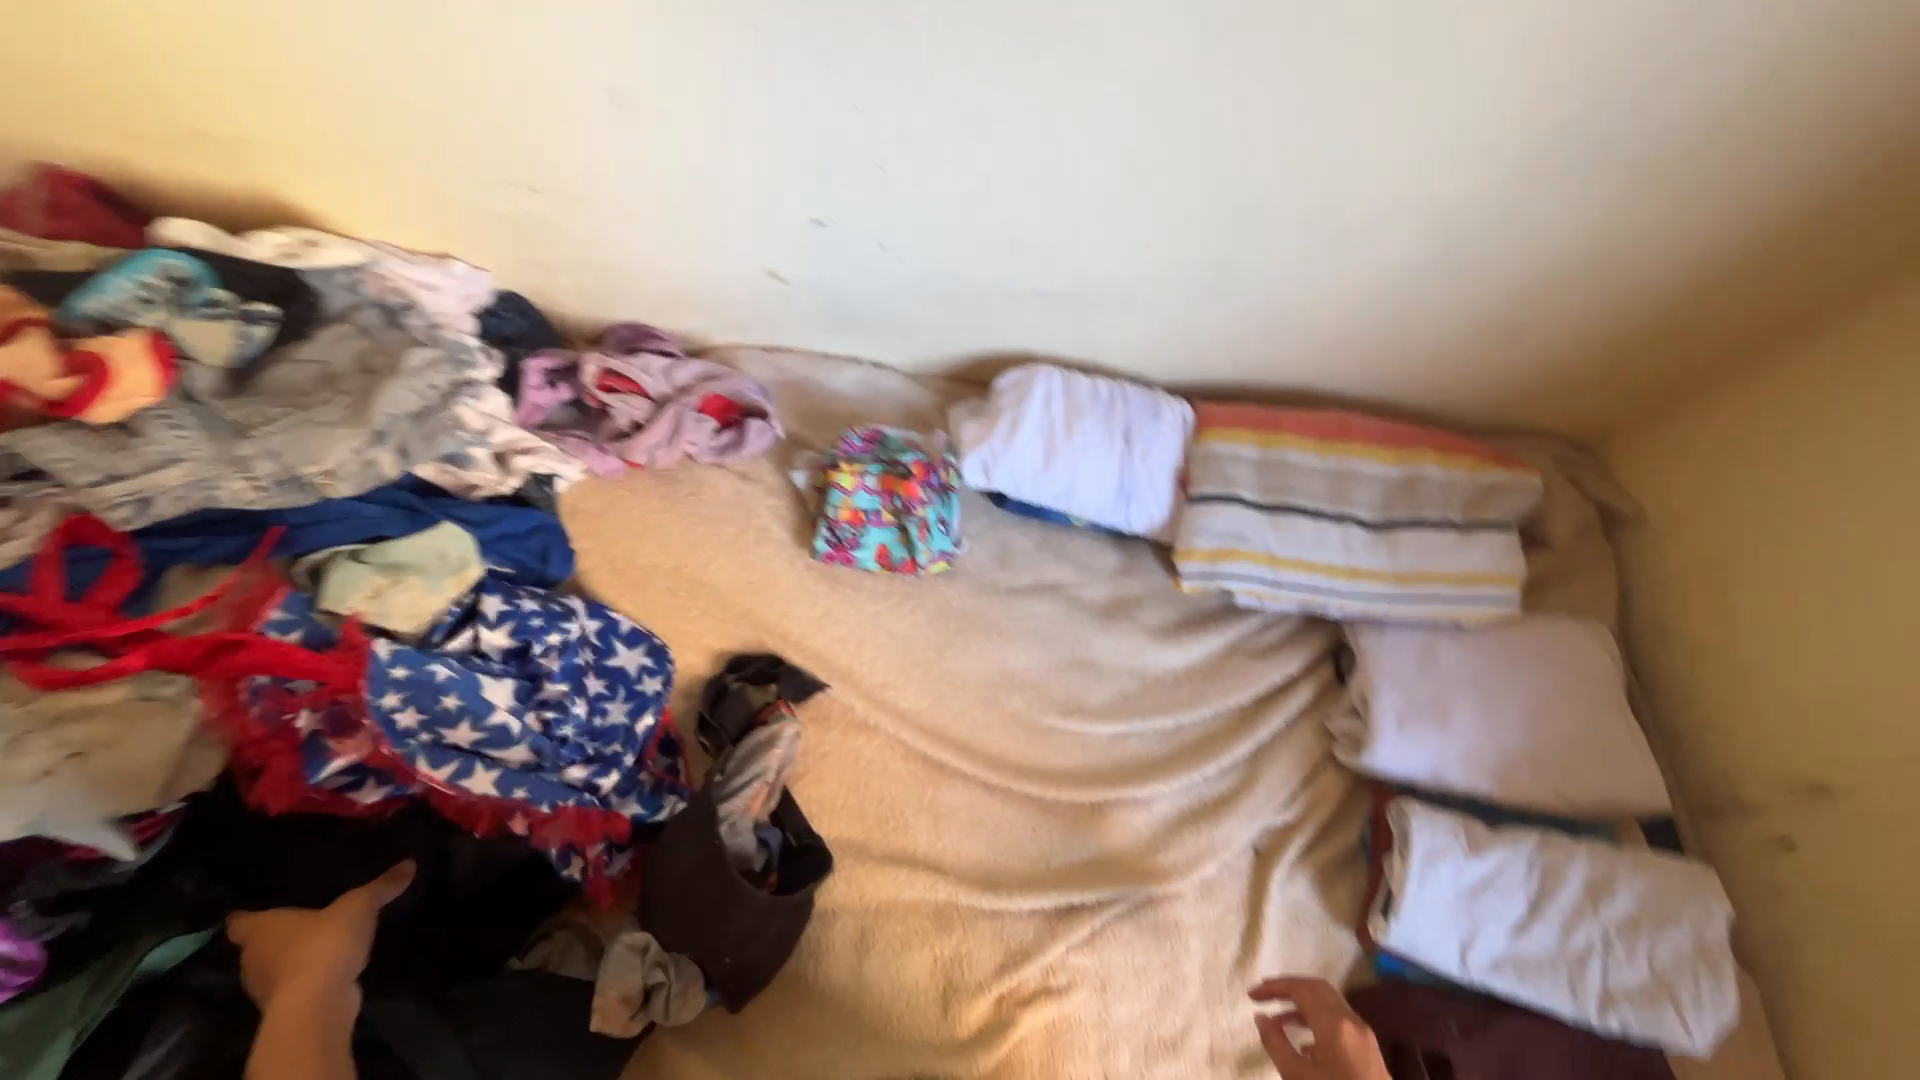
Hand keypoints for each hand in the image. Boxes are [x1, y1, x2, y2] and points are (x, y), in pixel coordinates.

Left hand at [226, 860, 415, 1011]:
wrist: (315, 1006)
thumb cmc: (323, 946)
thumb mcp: (359, 907)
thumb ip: (380, 887)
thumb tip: (409, 863)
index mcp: (260, 931)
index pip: (240, 921)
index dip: (247, 915)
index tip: (255, 909)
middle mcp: (253, 959)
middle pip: (257, 945)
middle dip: (277, 937)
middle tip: (303, 922)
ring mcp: (266, 987)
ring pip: (275, 967)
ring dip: (293, 959)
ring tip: (321, 945)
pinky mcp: (286, 1006)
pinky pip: (295, 985)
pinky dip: (308, 978)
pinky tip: (331, 970)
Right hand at [1249, 976, 1388, 1079]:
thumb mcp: (1297, 1076)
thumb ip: (1275, 1043)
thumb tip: (1261, 1018)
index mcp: (1333, 1024)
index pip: (1300, 988)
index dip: (1274, 986)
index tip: (1252, 995)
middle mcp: (1351, 1020)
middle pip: (1317, 988)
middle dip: (1288, 989)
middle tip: (1265, 997)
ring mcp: (1363, 1034)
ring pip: (1329, 1004)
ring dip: (1302, 1005)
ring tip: (1278, 1021)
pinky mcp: (1369, 1049)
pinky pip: (1339, 1021)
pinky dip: (1317, 1020)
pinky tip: (1304, 1044)